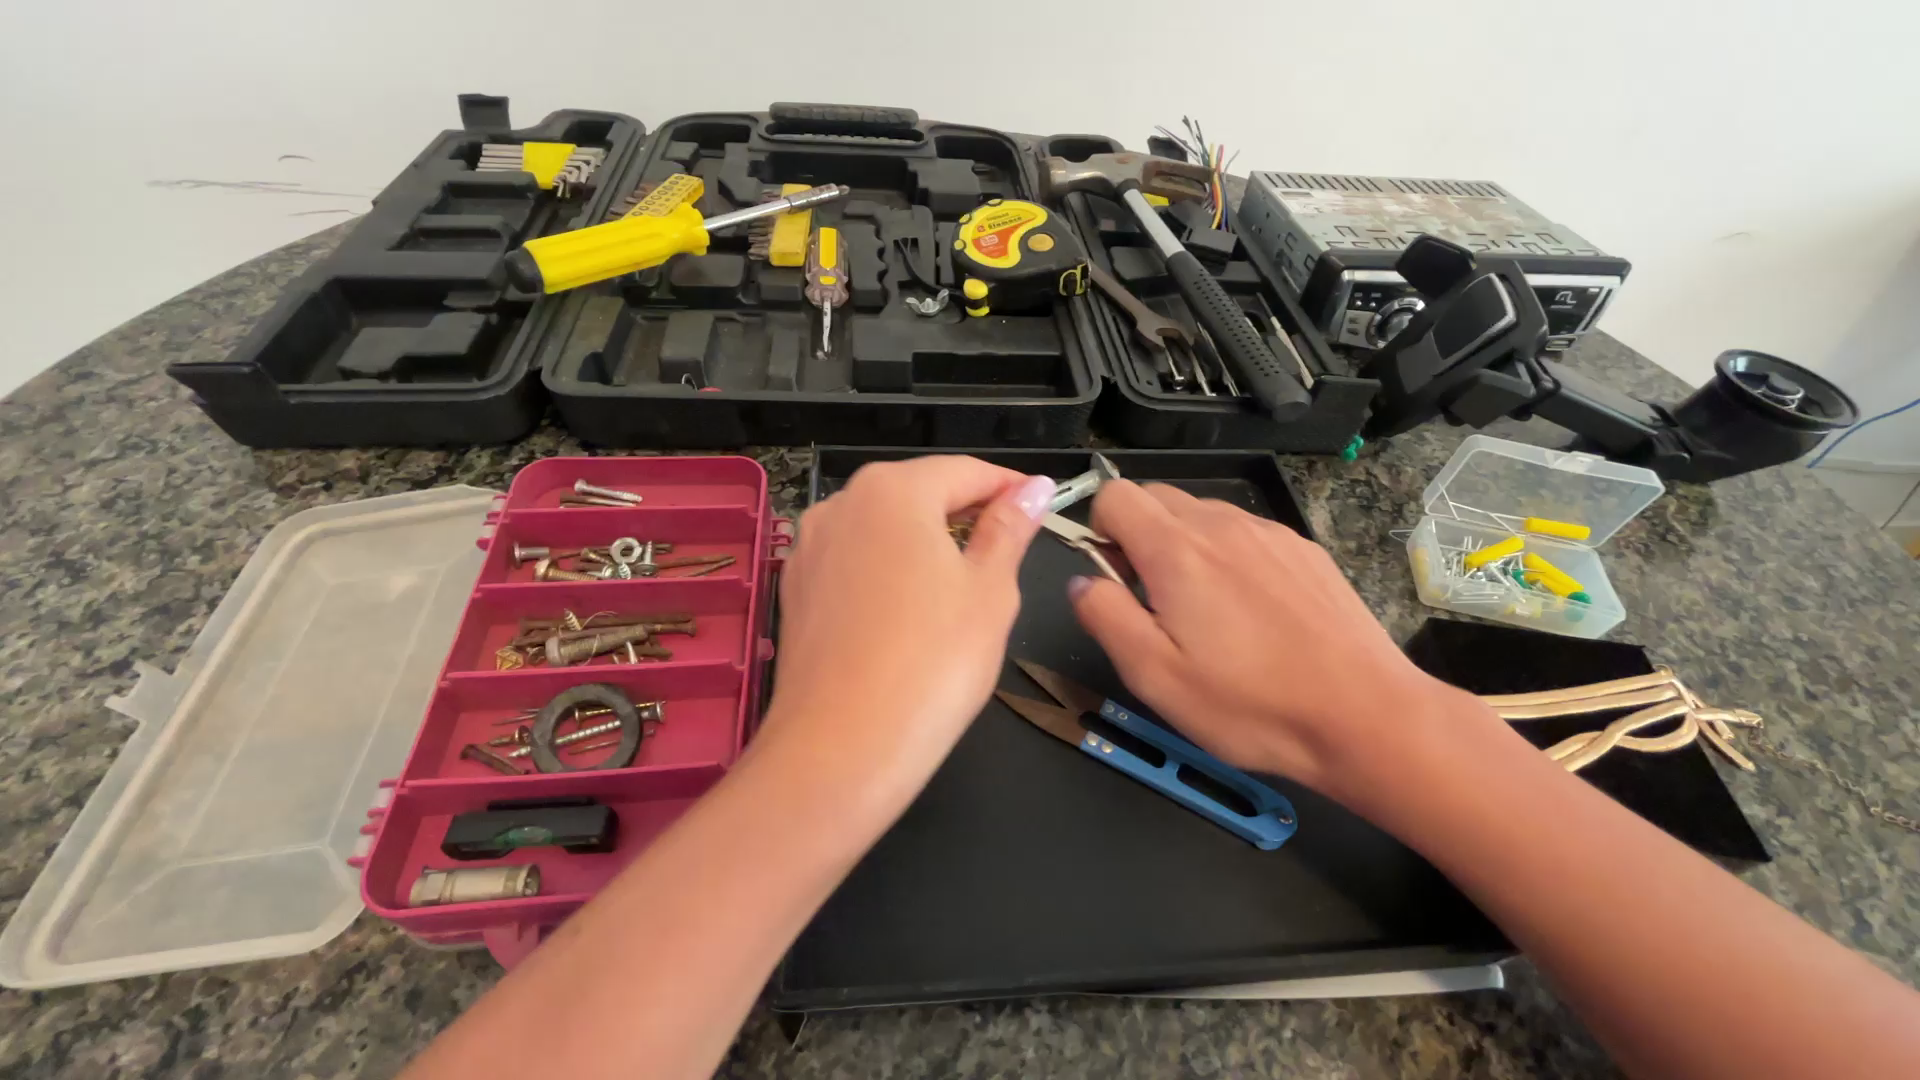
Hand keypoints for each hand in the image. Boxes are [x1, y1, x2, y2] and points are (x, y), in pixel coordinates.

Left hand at [763, 456, 1054, 806]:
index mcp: (893, 491)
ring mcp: (809, 546)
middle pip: (919, 493)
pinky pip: (854, 562)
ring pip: (883, 528)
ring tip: (959, 588)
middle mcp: (841, 504)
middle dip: (966, 513)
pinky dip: (887, 572)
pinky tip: (907, 614)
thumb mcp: (990, 590)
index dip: (1010, 487)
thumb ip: (1011, 527)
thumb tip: (1033, 487)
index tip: (1041, 506)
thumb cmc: (933, 663)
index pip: (965, 471)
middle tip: (1008, 550)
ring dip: (925, 543)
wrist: (842, 748)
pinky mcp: (795, 589)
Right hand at [1069, 480, 1477, 800]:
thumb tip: (1082, 580)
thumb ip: (1102, 614)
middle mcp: (1222, 524)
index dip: (1100, 531)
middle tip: (1155, 602)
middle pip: (1156, 497)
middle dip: (1138, 537)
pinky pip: (1245, 534)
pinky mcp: (1304, 550)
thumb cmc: (1247, 702)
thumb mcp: (1151, 673)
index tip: (1117, 581)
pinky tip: (1253, 615)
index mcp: (1176, 549)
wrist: (1363, 716)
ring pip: (1201, 515)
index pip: (1114, 494)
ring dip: (1184, 548)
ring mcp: (1268, 534)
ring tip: (1207, 614)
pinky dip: (1228, 558)